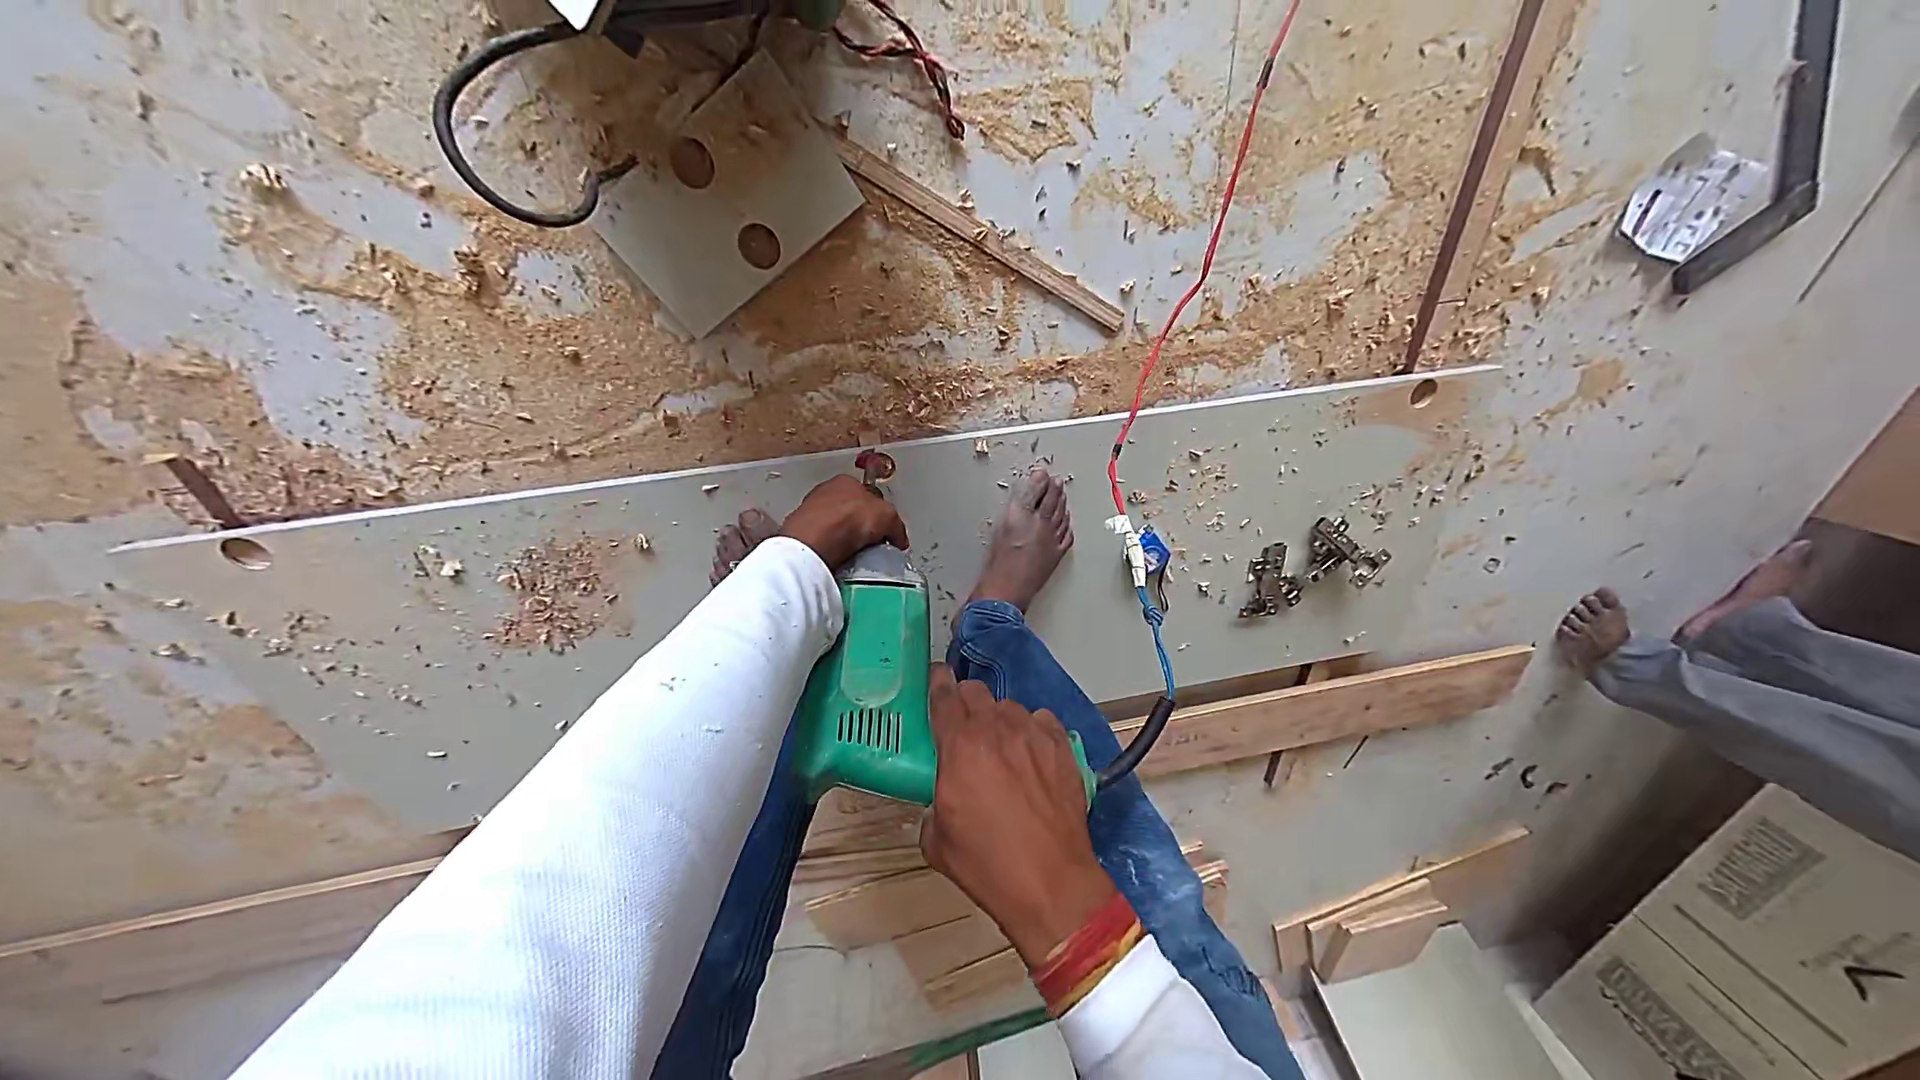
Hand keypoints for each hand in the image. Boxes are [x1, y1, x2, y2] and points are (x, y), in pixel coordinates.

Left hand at [779, 475, 909, 569]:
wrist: (817, 541)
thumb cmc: (851, 518)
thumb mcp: (890, 517)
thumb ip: (897, 526)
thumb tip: (899, 540)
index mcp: (846, 481)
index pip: (869, 495)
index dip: (880, 513)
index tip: (885, 531)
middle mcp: (825, 492)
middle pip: (851, 512)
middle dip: (862, 528)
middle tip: (872, 545)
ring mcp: (810, 513)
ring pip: (835, 529)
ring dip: (846, 542)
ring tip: (856, 555)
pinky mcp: (800, 535)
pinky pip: (823, 544)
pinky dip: (832, 552)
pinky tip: (840, 560)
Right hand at [919, 664, 1117, 966]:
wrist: (1051, 883)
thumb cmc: (987, 864)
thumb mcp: (936, 840)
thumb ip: (932, 804)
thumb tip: (941, 798)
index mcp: (960, 746)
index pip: (944, 695)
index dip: (937, 683)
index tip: (936, 680)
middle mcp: (997, 729)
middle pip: (976, 692)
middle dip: (965, 702)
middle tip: (963, 725)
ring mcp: (1034, 734)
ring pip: (1009, 706)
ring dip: (999, 719)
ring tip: (1000, 745)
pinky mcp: (1062, 747)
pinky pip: (1042, 721)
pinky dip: (1032, 729)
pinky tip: (1031, 752)